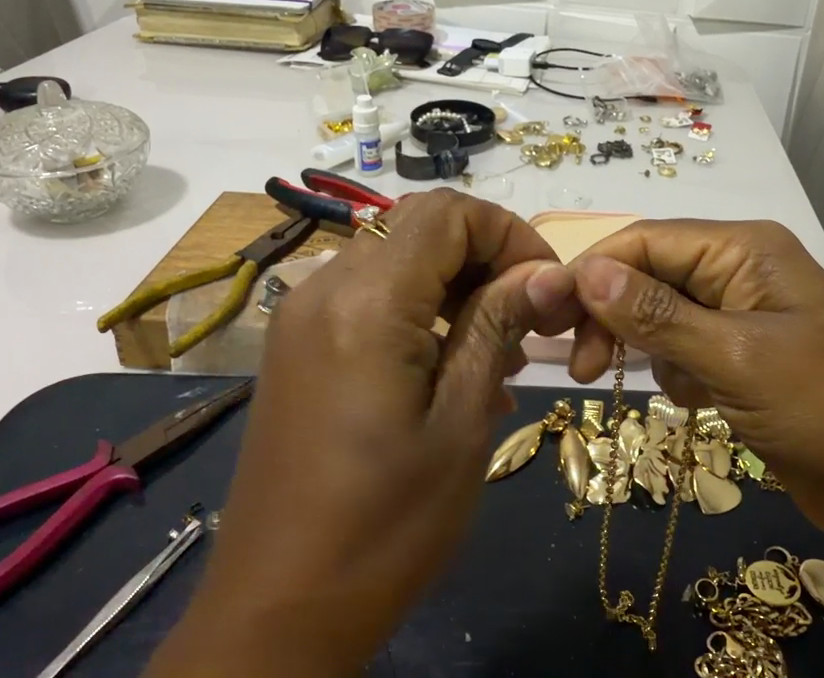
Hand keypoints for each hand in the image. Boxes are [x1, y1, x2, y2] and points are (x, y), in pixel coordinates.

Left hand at [147, 191, 583, 676]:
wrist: (277, 611)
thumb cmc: (385, 524)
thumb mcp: (461, 422)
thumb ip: (498, 326)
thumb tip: (547, 272)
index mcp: (366, 301)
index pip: (449, 213)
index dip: (510, 233)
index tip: (546, 288)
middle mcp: (324, 288)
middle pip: (419, 227)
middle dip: (484, 257)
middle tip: (527, 321)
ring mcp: (301, 317)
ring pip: (395, 259)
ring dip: (454, 286)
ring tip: (495, 357)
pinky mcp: (296, 347)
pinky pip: (368, 297)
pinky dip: (418, 311)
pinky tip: (449, 372)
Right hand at [566, 219, 823, 547]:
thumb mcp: (736, 358)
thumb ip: (658, 315)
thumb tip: (586, 272)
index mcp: (744, 249)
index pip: (647, 241)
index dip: (593, 273)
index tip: (546, 320)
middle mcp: (742, 271)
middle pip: (651, 276)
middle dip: (613, 317)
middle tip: (581, 368)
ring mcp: (746, 318)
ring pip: (664, 318)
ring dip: (646, 350)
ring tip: (651, 390)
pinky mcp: (747, 362)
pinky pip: (688, 352)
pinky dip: (677, 376)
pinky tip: (694, 405)